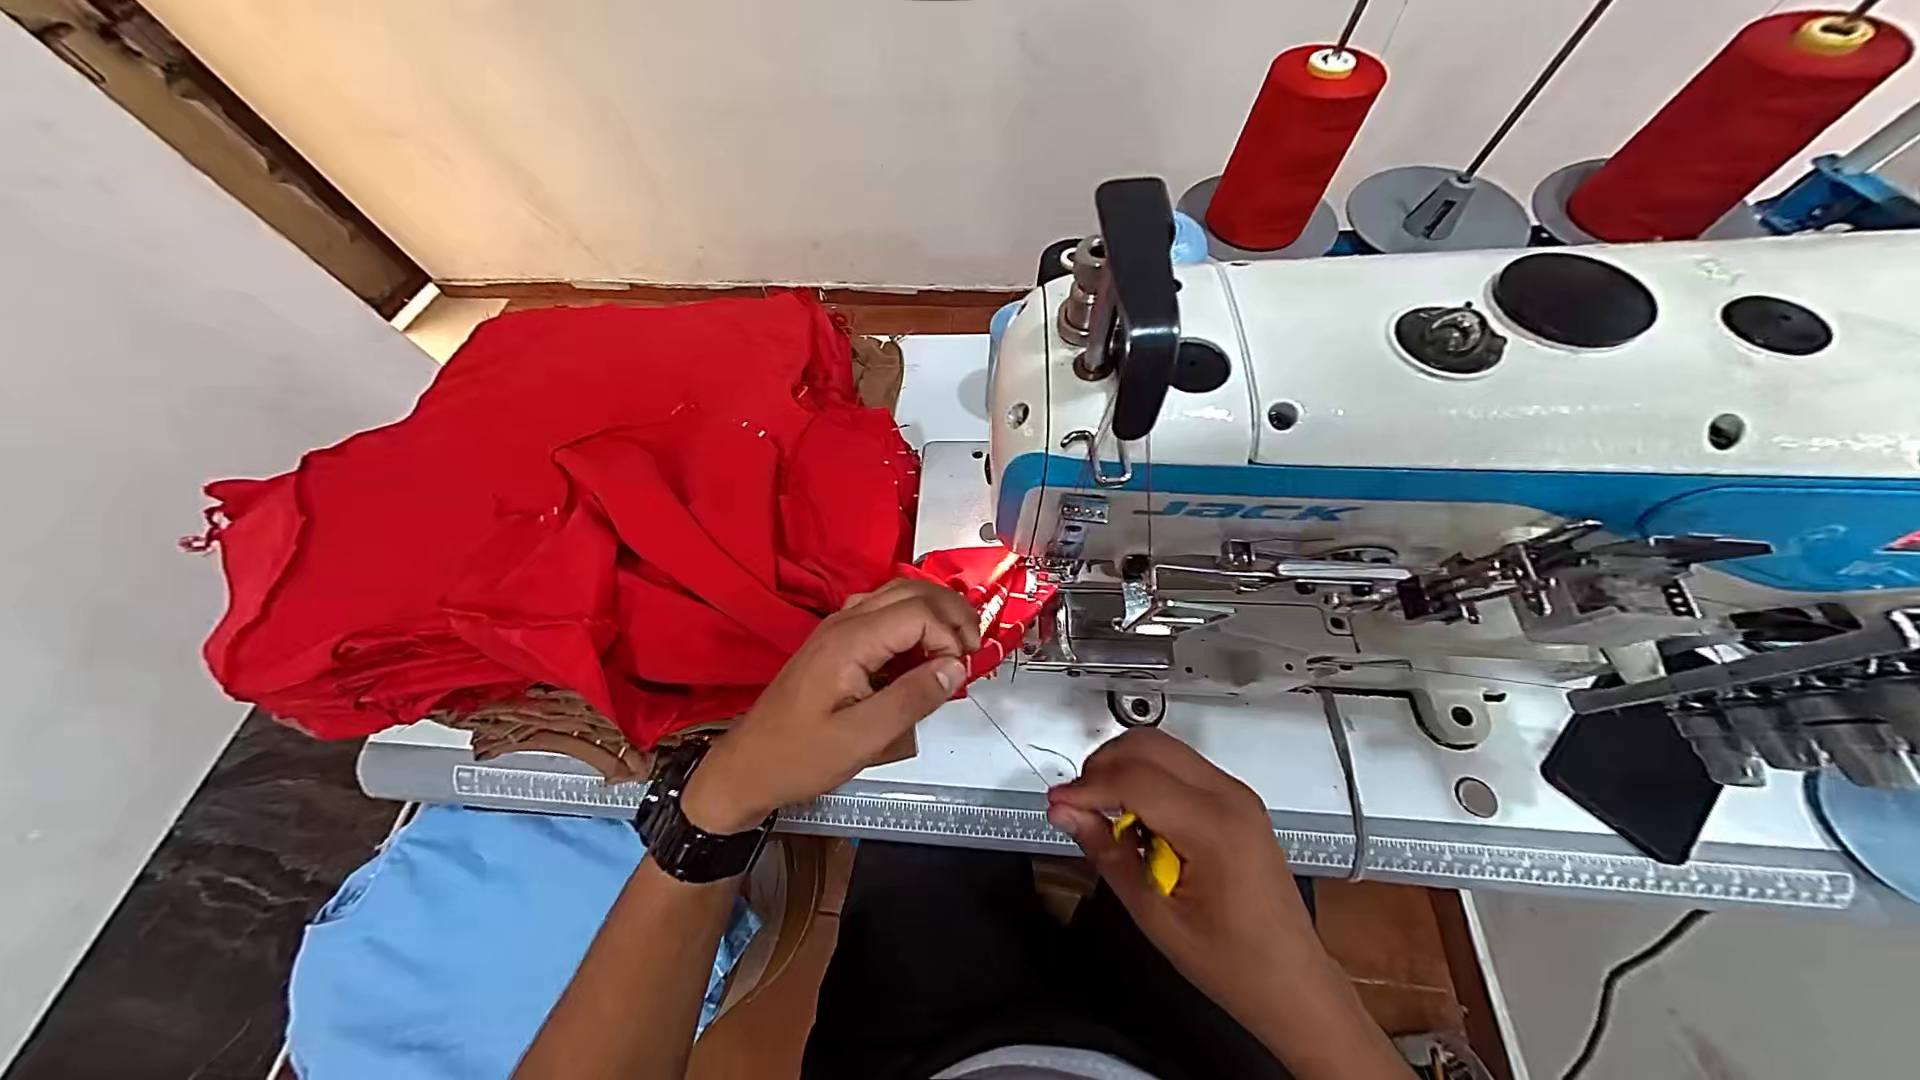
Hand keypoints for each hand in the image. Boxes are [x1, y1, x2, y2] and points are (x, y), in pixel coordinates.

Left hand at [681, 578, 978, 832]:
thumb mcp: (862, 739)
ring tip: (958, 644)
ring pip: (898, 594)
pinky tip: (924, 648)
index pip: (918, 612)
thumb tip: (955, 667)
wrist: (748, 765)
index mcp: (850, 640)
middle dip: (951, 612)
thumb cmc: (799, 756)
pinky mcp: (837, 640)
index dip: (950, 636)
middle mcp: (844, 621)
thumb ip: (912, 699)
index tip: (961, 673)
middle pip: (911, 590)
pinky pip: (884, 612)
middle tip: (974, 648)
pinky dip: (914, 620)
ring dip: (935, 611)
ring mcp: (838, 626)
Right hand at [1045, 729, 1324, 1026]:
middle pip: (1147, 745)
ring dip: (1122, 769)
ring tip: (1105, 814)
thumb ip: (1106, 854)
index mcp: (1216, 827)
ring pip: (1160, 747)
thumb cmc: (1236, 963)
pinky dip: (1144, 778)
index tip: (1057, 803)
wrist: (1292, 983)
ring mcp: (1234, 793)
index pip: (1134, 779)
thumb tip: (1067, 813)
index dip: (1086, 787)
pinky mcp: (1232, 798)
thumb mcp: (1155, 915)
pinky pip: (1176, 765)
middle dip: (1102, 767)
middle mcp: (1229, 797)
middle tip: (1078, 805)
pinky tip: (1136, 818)